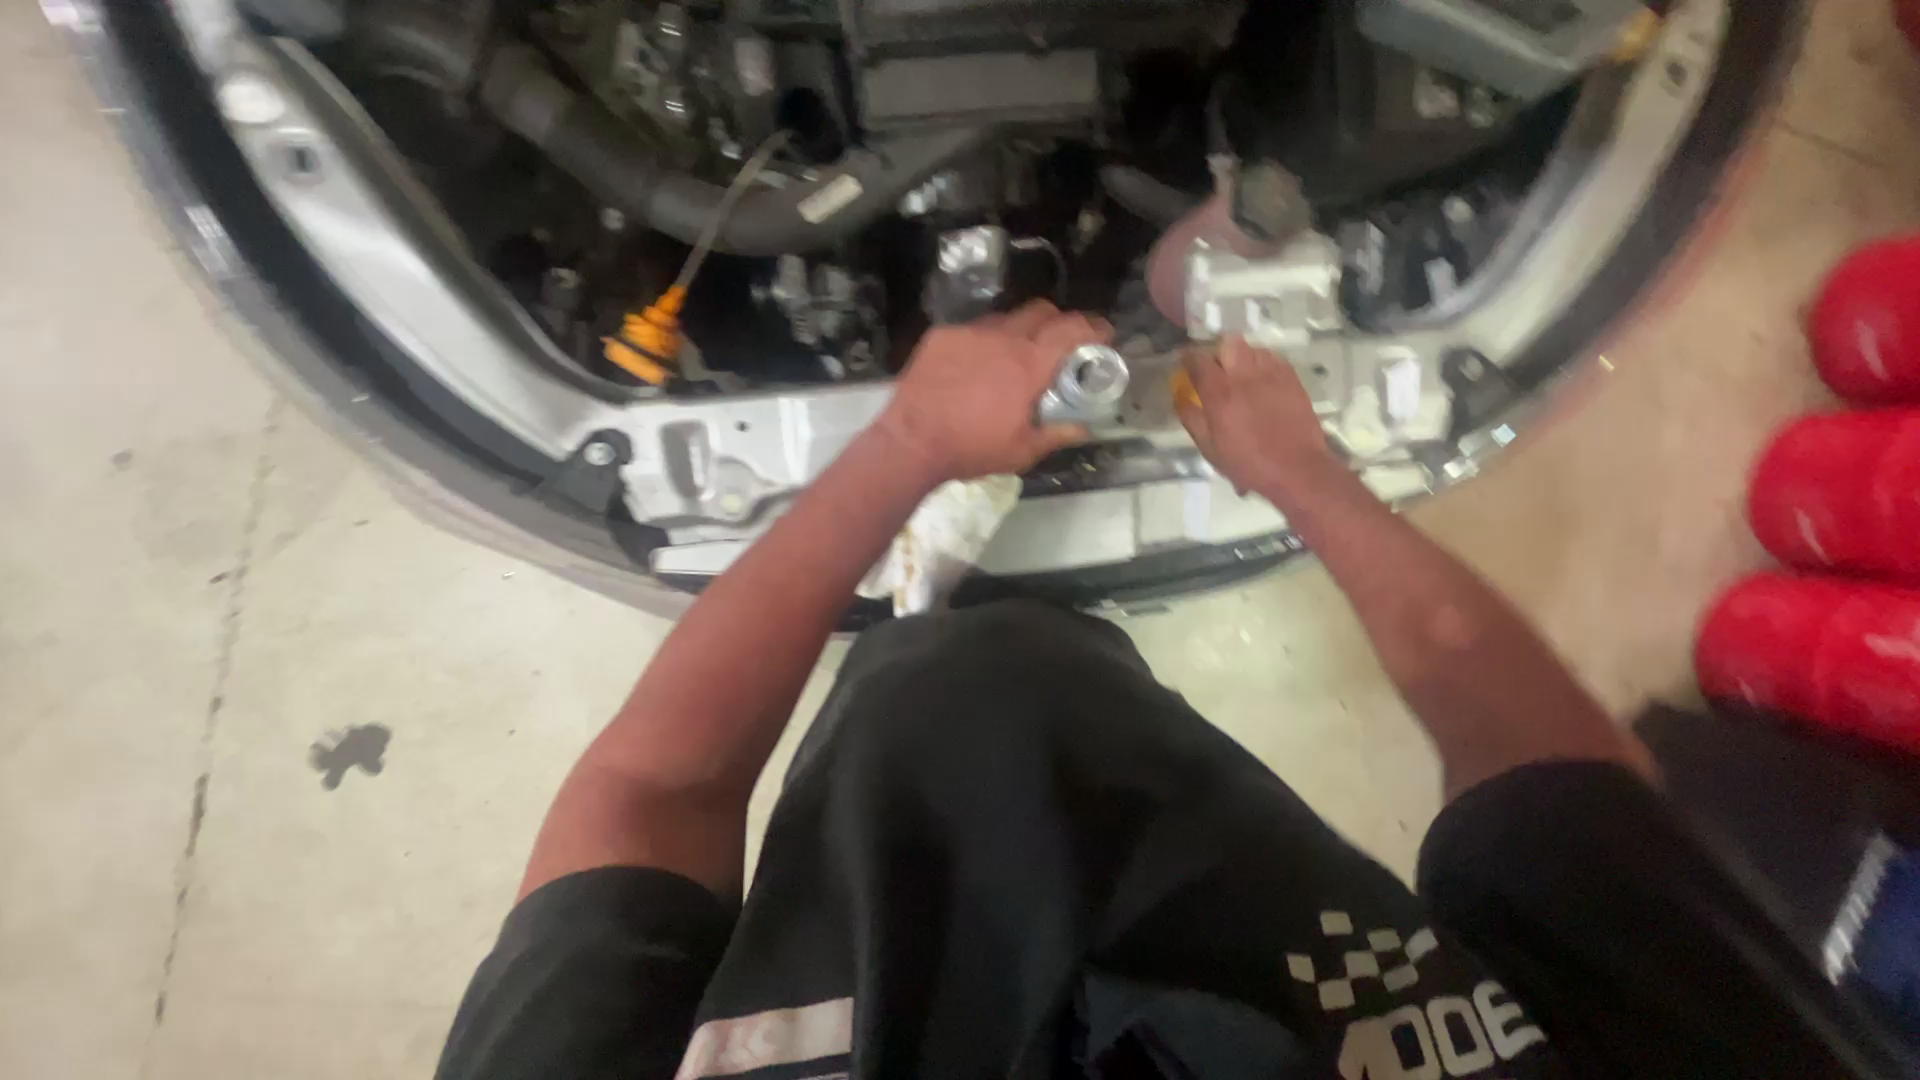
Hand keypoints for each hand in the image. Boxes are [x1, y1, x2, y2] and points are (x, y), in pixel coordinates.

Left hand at [874, 301, 1107, 483]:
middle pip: (1042, 311)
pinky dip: (982, 343)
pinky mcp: (941, 336)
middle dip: (1058, 322)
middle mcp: (1002, 338)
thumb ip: (1056, 435)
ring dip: (1018, 331)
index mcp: (1028, 364)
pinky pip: (971, 330)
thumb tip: (1081, 429)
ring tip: (1012, 358)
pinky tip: (974, 367)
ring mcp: (969, 333)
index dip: (1093, 328)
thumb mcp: (1021, 451)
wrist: (911, 442)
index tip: (1104, 334)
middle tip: (1059, 345)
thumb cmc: (971, 449)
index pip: (1072, 329)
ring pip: (1005, 318)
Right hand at [1176, 337, 1343, 505]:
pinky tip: (1262, 382)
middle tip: (1217, 368)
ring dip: (1242, 357)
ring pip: (1253, 348)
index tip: (1184, 361)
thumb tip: (1180, 396)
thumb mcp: (1209, 448)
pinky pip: (1274, 359)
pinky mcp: (1292, 378)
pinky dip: (1263, 364)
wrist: (1296, 468)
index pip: (1198, 360)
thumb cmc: (1247, 462)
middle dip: (1219, 351)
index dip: (1188, 357)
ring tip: (1241, 375)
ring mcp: (1272, 374)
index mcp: (1219, 392)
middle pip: (1229, 342)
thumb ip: (1191, 418)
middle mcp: (1244, 375)